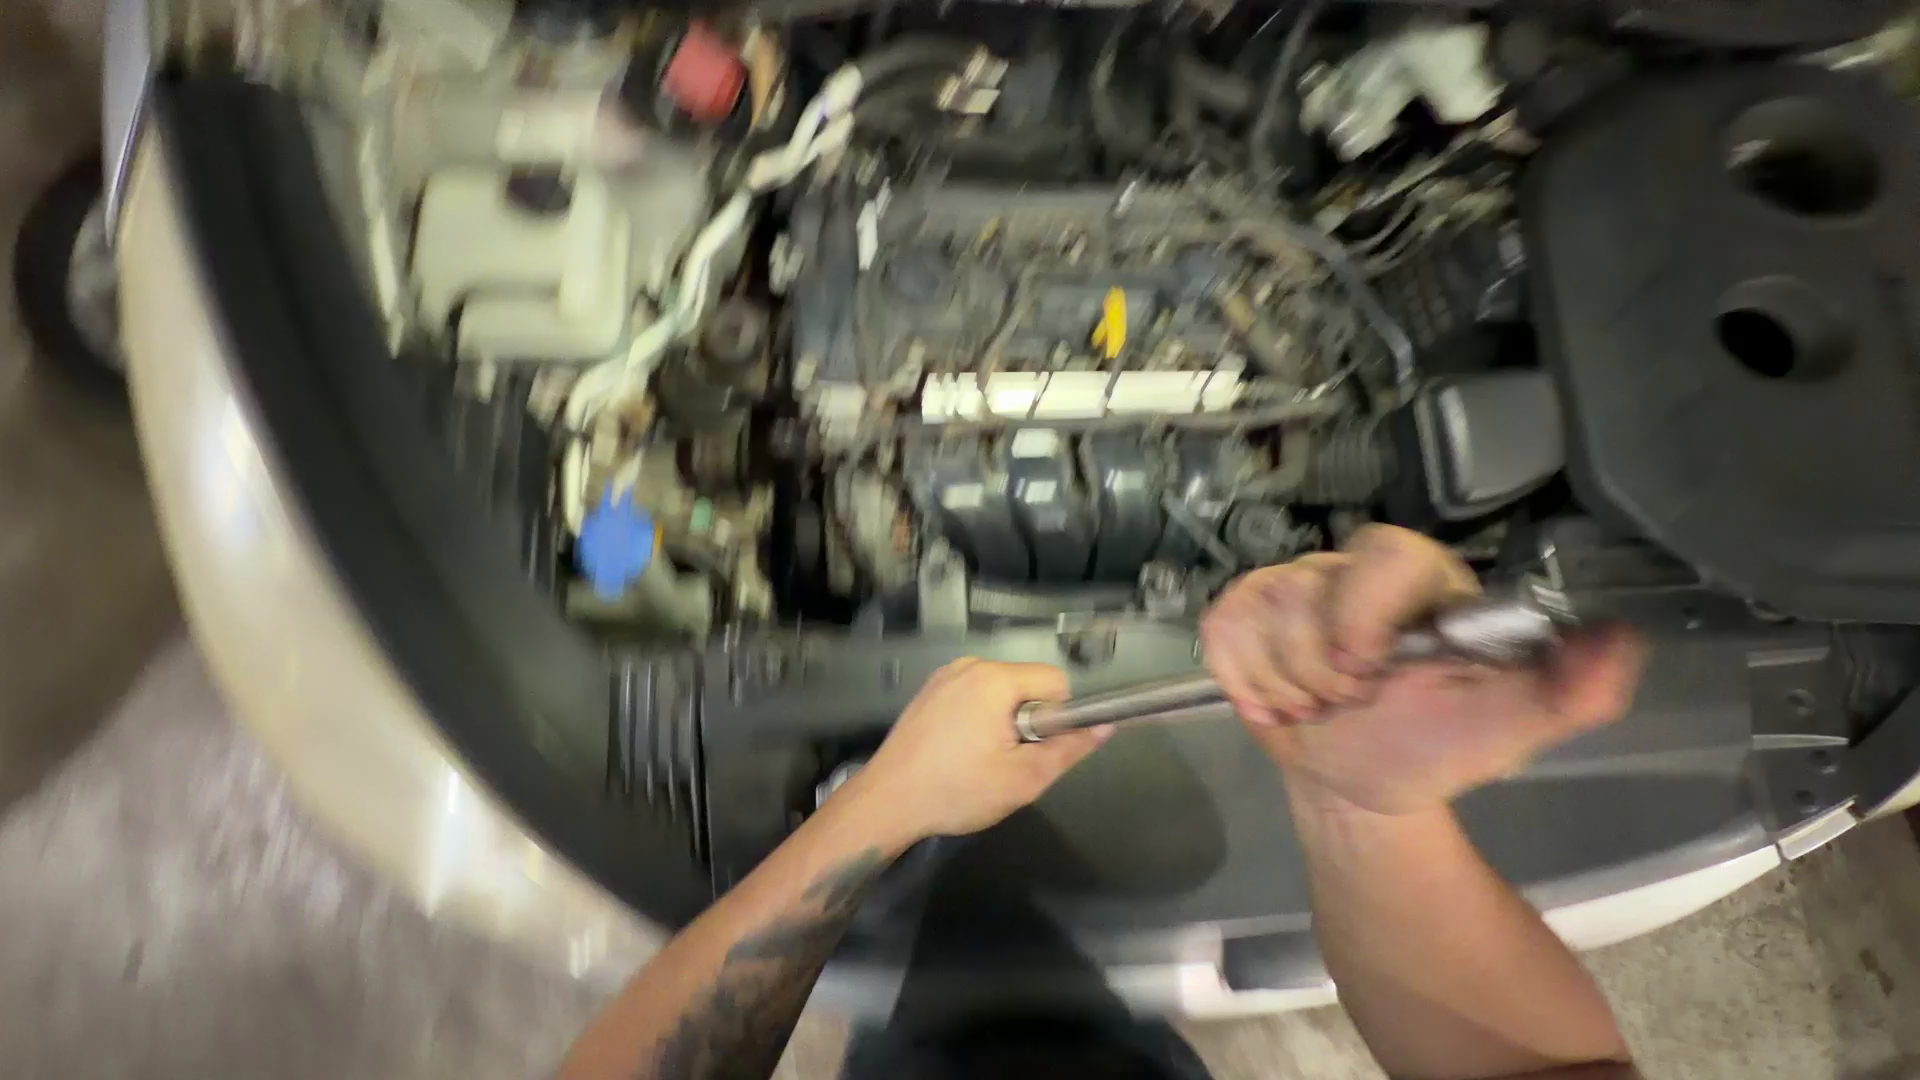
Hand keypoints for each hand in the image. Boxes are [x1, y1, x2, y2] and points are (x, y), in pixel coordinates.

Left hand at [838, 659, 1108, 843]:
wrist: (887, 801)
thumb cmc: (958, 790)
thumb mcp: (1024, 779)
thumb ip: (1069, 749)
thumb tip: (1105, 726)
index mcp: (994, 678)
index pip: (1055, 681)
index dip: (1058, 718)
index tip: (1035, 749)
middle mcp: (969, 665)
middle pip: (1027, 684)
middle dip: (1028, 721)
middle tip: (1006, 761)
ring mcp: (945, 675)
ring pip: (1001, 692)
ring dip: (1004, 721)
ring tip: (981, 760)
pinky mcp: (929, 690)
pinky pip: (974, 695)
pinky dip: (978, 718)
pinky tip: (960, 751)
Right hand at [1200, 525, 1644, 814]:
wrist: (1357, 777)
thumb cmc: (1435, 745)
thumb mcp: (1510, 727)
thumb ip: (1570, 689)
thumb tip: (1617, 638)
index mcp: (1419, 579)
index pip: (1382, 553)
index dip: (1361, 610)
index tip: (1364, 672)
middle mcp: (1346, 569)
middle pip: (1303, 592)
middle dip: (1320, 671)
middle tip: (1349, 702)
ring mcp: (1283, 586)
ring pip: (1258, 616)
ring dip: (1287, 683)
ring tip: (1317, 705)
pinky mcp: (1237, 612)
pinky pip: (1220, 634)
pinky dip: (1246, 681)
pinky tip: (1277, 700)